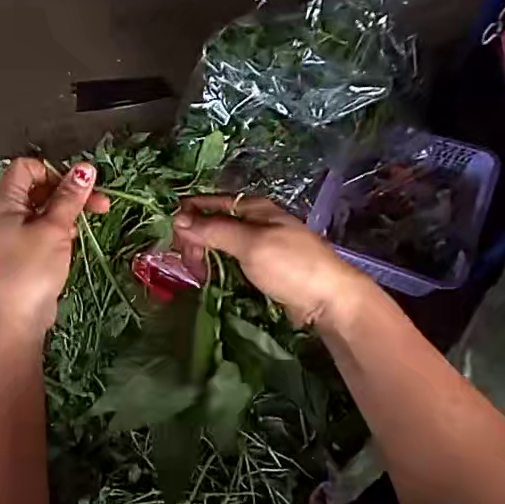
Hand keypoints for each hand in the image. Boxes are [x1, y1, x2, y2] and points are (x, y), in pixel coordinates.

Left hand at [0, 158, 108, 342]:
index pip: (27, 167)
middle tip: (101, 204)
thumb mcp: (54, 229)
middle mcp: (6, 214)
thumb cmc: (31, 270)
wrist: (17, 319)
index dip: (54, 172)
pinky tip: (75, 241)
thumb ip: (70, 197)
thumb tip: (86, 167)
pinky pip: (44, 230)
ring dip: (69, 212)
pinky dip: (61, 230)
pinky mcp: (25, 253)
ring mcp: (14, 235)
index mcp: (5, 202)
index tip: (79, 188)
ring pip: (45, 210)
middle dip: (69, 192)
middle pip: (39, 188)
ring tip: (91, 223)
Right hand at [173, 195, 378, 329]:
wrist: (329, 300)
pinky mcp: (263, 268)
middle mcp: (255, 222)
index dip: (188, 218)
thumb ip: (214, 230)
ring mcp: (259, 246)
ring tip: (200, 278)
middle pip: (212, 224)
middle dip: (195, 242)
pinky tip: (212, 281)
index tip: (175, 243)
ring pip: (220, 245)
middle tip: (190, 268)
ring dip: (205, 257)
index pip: (209, 203)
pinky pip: (231, 262)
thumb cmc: (292, 266)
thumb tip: (178, 218)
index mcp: (253, 208)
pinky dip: (218, 269)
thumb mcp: (251, 244)